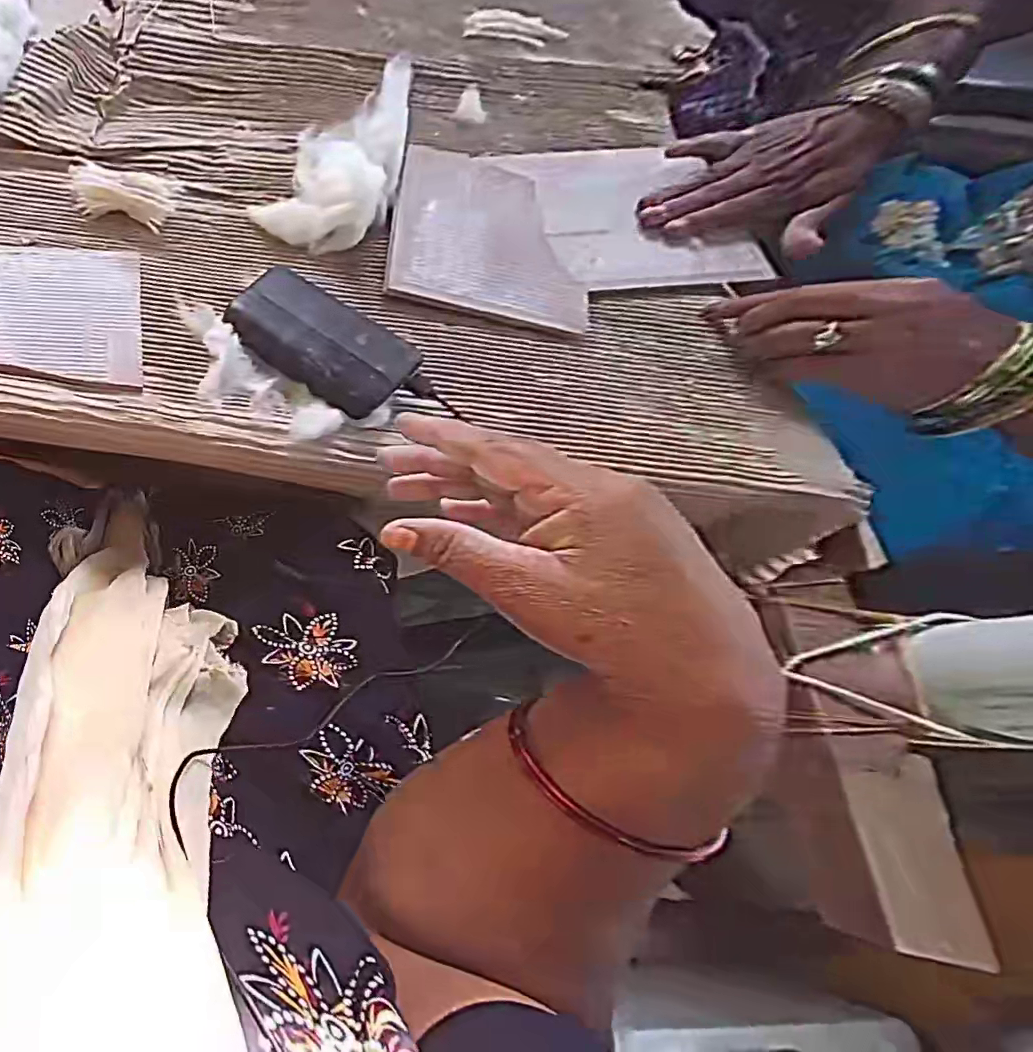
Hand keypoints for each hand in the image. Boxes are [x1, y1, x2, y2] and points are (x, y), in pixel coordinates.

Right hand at [377, 415, 777, 705]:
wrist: (704, 673)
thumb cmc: (620, 632)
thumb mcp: (523, 588)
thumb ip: (455, 550)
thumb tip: (397, 530)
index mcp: (581, 492)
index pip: (495, 452)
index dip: (443, 437)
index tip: (406, 425)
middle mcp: (598, 488)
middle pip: (503, 464)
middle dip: (442, 463)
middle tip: (393, 463)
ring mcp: (607, 507)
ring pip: (519, 485)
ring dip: (464, 485)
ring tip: (413, 488)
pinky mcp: (610, 528)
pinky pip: (540, 505)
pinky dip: (495, 506)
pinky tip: (464, 509)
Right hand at [637, 105, 904, 258]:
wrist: (870, 116)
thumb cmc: (847, 165)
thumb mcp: (840, 199)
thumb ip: (811, 225)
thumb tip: (802, 252)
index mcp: (780, 192)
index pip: (733, 209)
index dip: (702, 219)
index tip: (674, 228)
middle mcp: (761, 172)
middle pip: (712, 193)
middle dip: (677, 206)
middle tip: (647, 218)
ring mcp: (752, 153)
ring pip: (706, 175)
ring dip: (675, 189)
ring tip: (646, 202)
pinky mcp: (750, 137)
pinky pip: (718, 141)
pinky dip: (693, 146)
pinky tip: (670, 153)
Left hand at [707, 278, 1019, 412]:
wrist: (1006, 373)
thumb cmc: (953, 341)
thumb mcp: (912, 307)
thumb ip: (855, 306)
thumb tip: (789, 311)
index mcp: (892, 289)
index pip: (806, 290)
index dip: (754, 300)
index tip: (718, 308)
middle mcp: (882, 308)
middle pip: (793, 308)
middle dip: (750, 321)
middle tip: (731, 333)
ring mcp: (873, 340)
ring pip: (790, 337)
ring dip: (757, 347)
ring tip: (746, 354)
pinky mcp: (865, 372)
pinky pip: (800, 367)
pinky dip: (773, 370)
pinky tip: (764, 374)